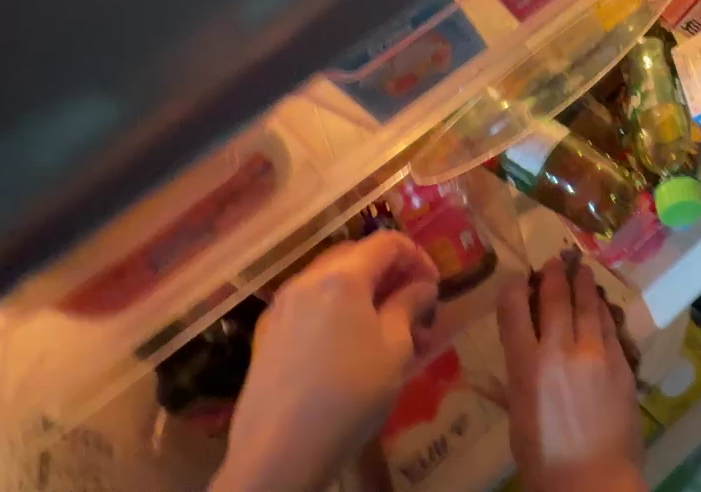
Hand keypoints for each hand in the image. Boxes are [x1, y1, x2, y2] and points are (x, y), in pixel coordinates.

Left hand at [213, 230, 439, 491]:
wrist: (276, 457)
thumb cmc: (347, 396)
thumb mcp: (394, 349)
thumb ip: (409, 306)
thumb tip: (421, 287)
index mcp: (342, 277)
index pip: (387, 242)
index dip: (418, 257)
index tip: (434, 286)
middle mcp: (306, 281)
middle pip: (357, 255)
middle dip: (390, 272)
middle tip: (413, 304)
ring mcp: (281, 309)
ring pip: (331, 280)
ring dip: (364, 292)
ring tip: (386, 328)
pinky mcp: (266, 337)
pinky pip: (310, 305)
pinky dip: (336, 310)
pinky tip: (348, 345)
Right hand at [497, 258, 646, 491]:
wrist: (594, 481)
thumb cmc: (544, 459)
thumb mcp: (519, 416)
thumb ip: (519, 375)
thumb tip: (520, 348)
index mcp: (527, 366)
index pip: (515, 310)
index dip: (516, 288)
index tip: (519, 279)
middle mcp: (561, 349)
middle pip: (557, 297)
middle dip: (554, 274)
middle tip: (555, 260)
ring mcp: (596, 351)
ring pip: (588, 303)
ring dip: (583, 283)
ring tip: (581, 268)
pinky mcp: (621, 359)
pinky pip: (610, 324)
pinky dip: (602, 309)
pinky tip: (601, 303)